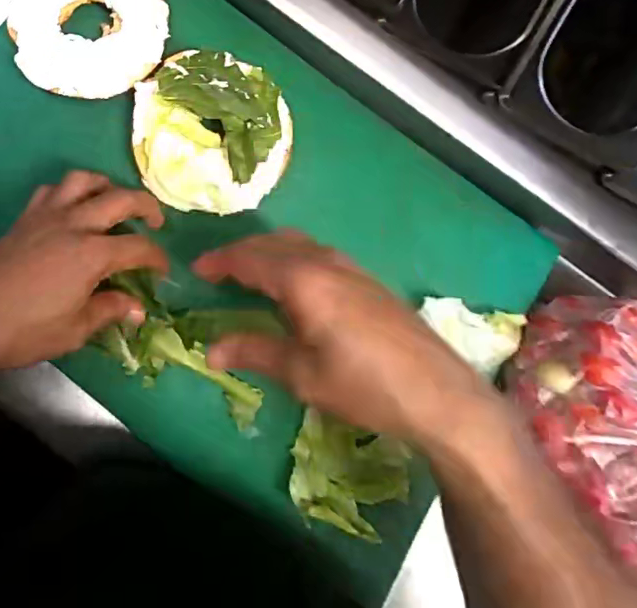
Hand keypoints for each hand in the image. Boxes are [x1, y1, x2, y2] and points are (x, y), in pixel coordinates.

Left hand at [0, 171, 166, 381]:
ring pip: (83, 180)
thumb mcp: (74, 330)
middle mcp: (74, 224)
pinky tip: (71, 208)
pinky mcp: (25, 217)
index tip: (162, 270)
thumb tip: (137, 308)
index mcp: (92, 254)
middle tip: (156, 221)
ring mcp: (47, 215)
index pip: (138, 247)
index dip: (157, 257)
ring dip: (106, 185)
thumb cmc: (26, 331)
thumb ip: (109, 311)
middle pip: (120, 199)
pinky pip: (51, 189)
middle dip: (146, 206)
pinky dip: (68, 191)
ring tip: (113, 202)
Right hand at [193, 232, 510, 455]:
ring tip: (249, 274)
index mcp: (301, 279)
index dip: (219, 262)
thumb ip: (255, 352)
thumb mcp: (303, 374)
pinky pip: (315, 252)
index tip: (196, 270)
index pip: (248, 258)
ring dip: (266, 251)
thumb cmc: (364, 385)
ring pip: (295, 243)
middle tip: (216, 272)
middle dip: (239, 253)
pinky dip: (290, 257)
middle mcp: (322, 261)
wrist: (441, 394)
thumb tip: (211, 351)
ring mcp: (348, 266)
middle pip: (270, 244)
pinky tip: (292, 283)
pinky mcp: (365, 278)